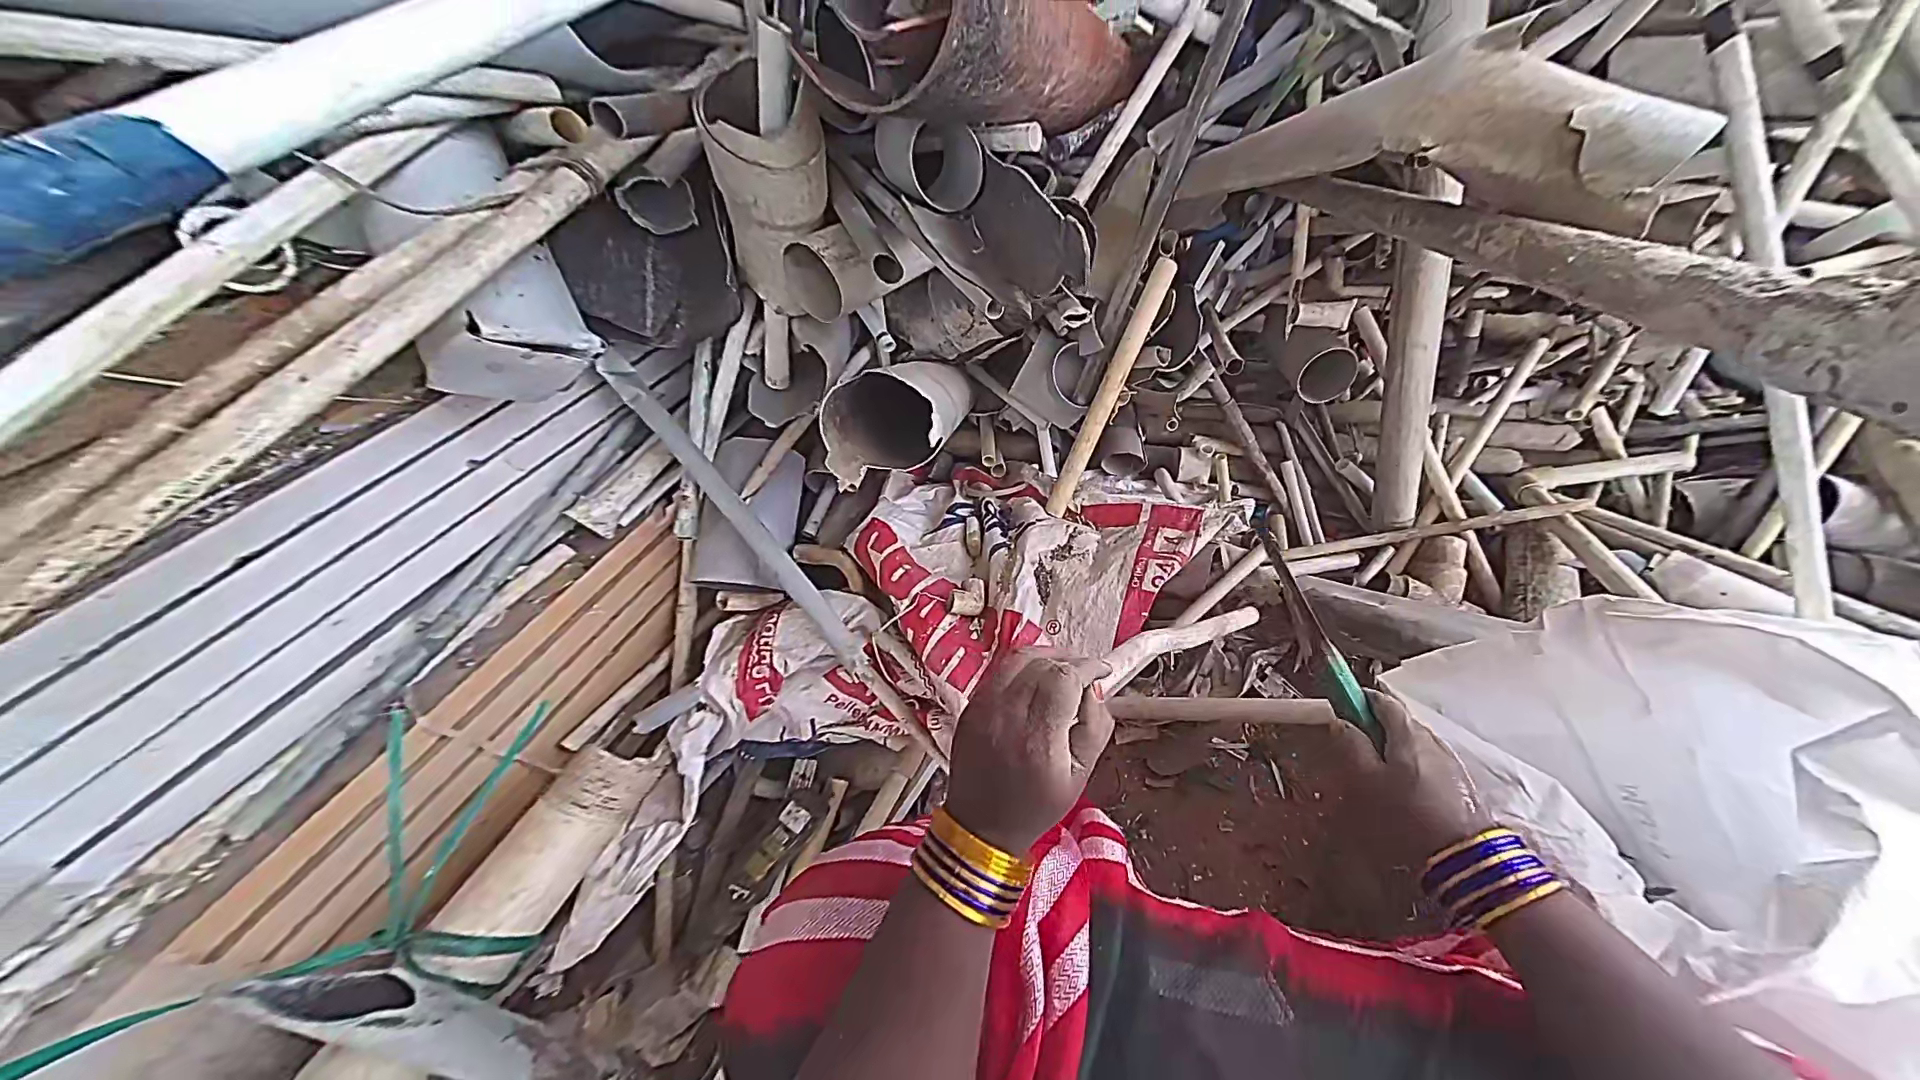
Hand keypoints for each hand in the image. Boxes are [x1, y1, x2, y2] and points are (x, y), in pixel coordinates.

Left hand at [943, 649, 1113, 853]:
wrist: (981, 824)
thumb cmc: (1035, 806)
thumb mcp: (1080, 776)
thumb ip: (1096, 727)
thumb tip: (1094, 690)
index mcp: (1038, 739)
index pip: (1064, 678)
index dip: (1088, 667)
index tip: (1102, 671)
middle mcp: (1006, 716)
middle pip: (1042, 663)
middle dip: (1071, 660)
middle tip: (1086, 672)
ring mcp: (983, 708)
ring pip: (1018, 658)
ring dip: (1046, 656)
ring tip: (1064, 669)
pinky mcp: (971, 706)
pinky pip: (1000, 670)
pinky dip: (1023, 666)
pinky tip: (1037, 679)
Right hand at [1327, 690, 1494, 869]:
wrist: (1466, 861)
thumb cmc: (1406, 815)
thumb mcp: (1365, 778)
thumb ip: (1350, 743)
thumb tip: (1337, 718)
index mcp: (1409, 732)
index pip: (1382, 699)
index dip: (1357, 697)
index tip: (1338, 706)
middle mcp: (1433, 739)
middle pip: (1398, 720)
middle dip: (1373, 724)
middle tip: (1351, 742)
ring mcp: (1450, 762)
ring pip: (1412, 742)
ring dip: (1391, 746)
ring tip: (1373, 769)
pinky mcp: (1459, 784)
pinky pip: (1426, 762)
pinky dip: (1407, 764)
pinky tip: (1399, 787)